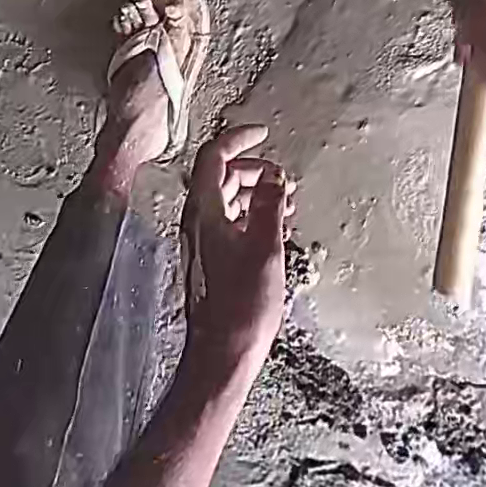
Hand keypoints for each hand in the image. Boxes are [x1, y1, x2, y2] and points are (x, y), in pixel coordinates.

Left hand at [181, 125, 292, 381]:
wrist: (222, 352)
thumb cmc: (242, 304)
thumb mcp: (265, 248)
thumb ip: (271, 206)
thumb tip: (277, 175)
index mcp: (204, 211)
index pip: (214, 157)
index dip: (238, 139)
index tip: (262, 134)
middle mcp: (198, 220)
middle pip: (222, 176)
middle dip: (254, 169)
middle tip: (283, 178)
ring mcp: (204, 239)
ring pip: (228, 198)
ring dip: (257, 192)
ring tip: (287, 202)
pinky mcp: (212, 256)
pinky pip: (231, 219)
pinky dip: (253, 213)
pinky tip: (276, 225)